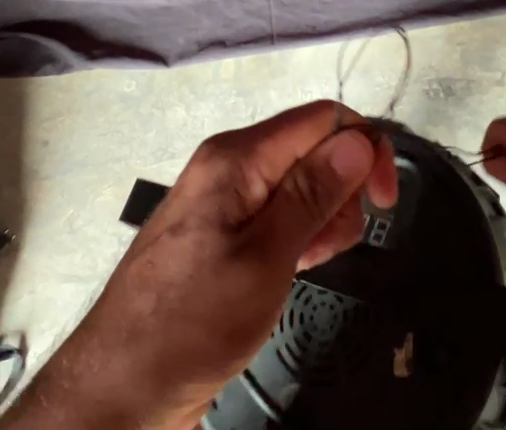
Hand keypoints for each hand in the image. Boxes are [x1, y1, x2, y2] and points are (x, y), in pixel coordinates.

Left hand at [5, 101, 398, 429]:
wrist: (122, 386)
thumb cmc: (195, 321)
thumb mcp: (266, 258)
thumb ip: (313, 193)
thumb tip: (359, 137)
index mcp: (238, 156)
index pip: (323, 118)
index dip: (364, 149)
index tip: (383, 203)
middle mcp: (232, 163)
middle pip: (315, 148)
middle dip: (342, 191)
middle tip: (326, 246)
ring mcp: (227, 196)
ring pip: (303, 182)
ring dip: (323, 218)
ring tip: (304, 264)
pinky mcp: (226, 228)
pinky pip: (281, 211)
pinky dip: (300, 233)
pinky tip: (293, 266)